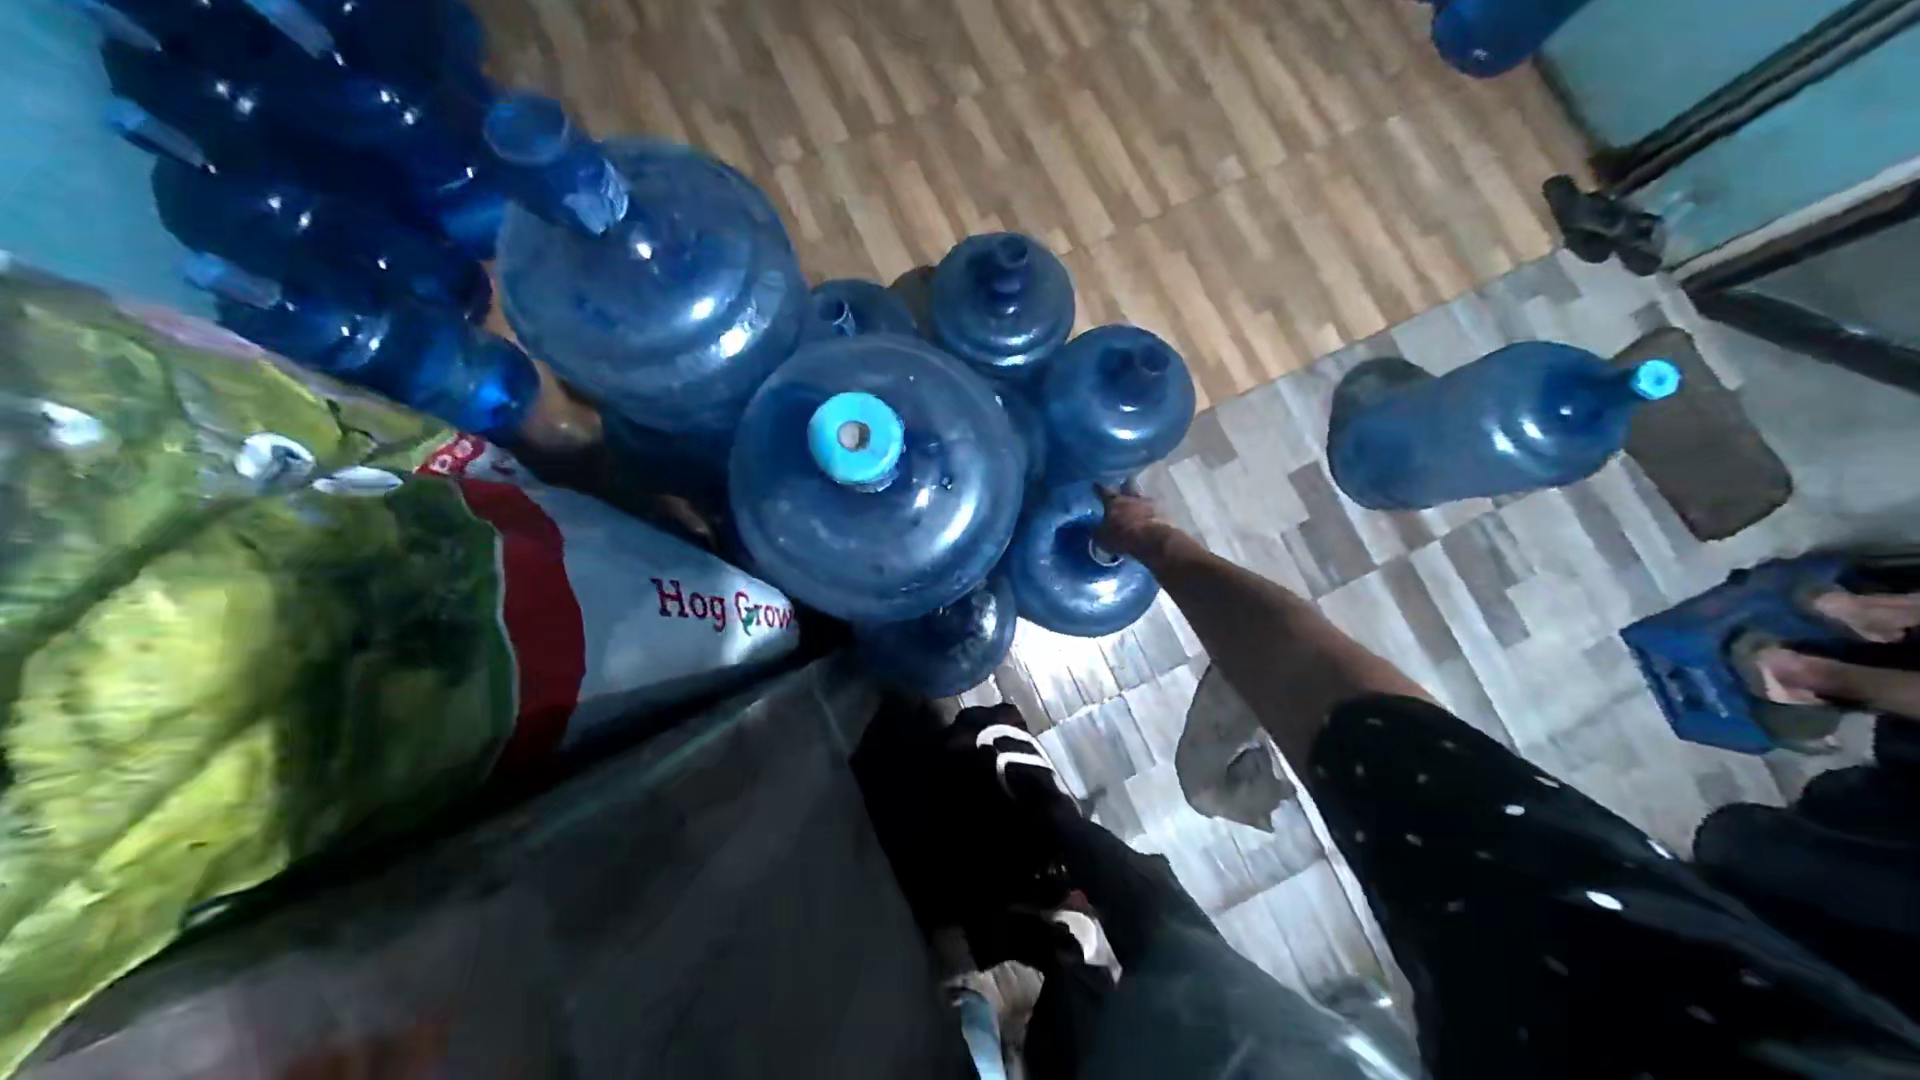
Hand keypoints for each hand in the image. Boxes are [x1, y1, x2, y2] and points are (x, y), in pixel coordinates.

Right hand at [1094, 487, 1177, 562]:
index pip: (1103, 491)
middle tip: (1122, 487)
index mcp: (1114, 502)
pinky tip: (1152, 515)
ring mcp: (1149, 502)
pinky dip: (1152, 510)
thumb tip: (1090, 526)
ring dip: (1139, 498)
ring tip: (1138, 503)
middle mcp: (1131, 497)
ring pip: (1142, 495)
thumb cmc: (1122, 537)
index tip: (1095, 484)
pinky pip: (1155, 507)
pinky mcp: (1163, 510)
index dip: (1098, 488)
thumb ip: (1096, 530)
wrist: (1152, 540)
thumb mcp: (1102, 538)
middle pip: (1127, 485)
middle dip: (1124, 485)